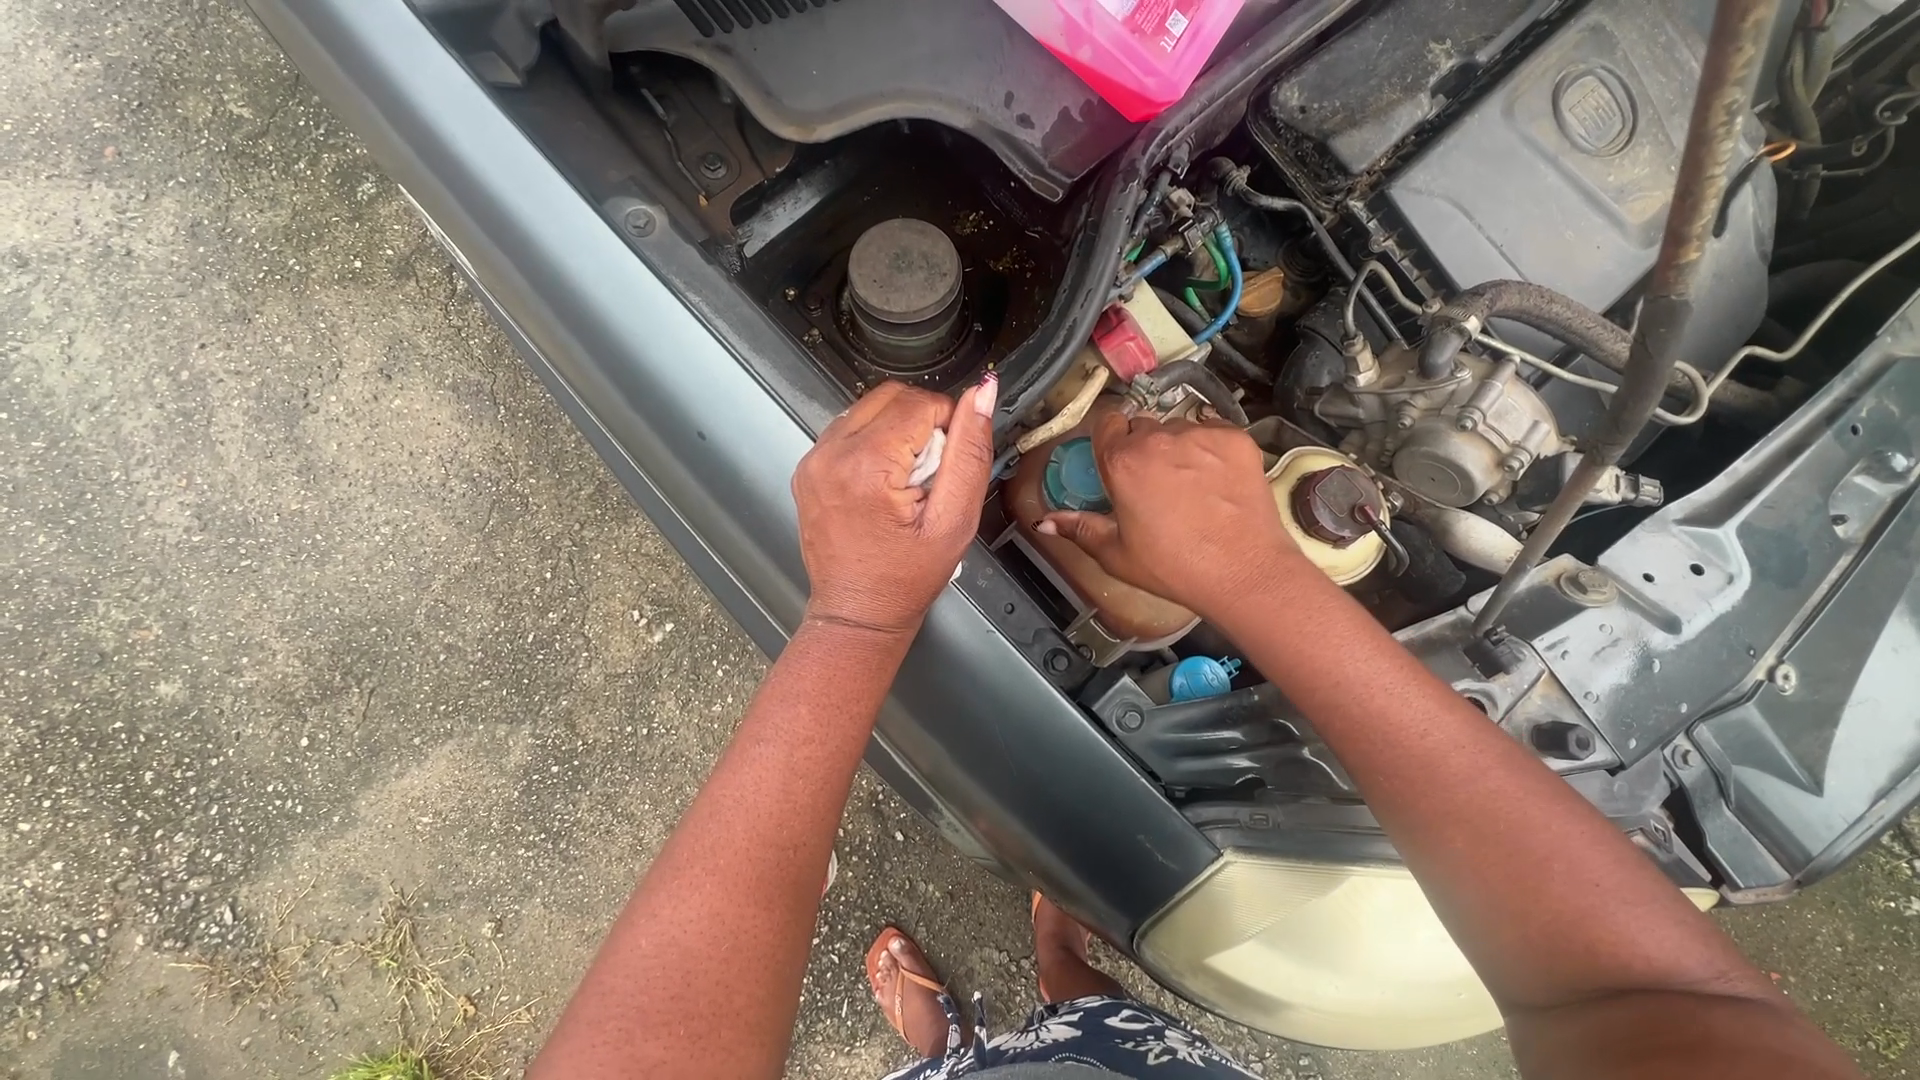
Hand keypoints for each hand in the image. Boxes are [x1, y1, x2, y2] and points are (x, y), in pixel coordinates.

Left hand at [793, 377, 997, 636]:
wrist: (858, 612)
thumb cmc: (906, 577)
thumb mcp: (955, 519)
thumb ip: (970, 451)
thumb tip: (983, 392)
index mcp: (866, 465)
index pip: (920, 403)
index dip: (947, 427)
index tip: (946, 469)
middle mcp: (830, 454)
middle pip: (892, 397)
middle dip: (922, 423)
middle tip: (929, 474)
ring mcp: (813, 459)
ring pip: (869, 407)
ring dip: (897, 430)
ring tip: (906, 481)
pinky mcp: (808, 467)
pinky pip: (849, 428)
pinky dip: (873, 441)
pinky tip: (884, 483)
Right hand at [1036, 410, 1305, 620]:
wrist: (1242, 572)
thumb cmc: (1175, 567)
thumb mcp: (1116, 554)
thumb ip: (1079, 528)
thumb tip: (1044, 521)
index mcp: (1122, 463)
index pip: (1106, 424)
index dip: (1110, 442)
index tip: (1117, 461)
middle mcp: (1159, 439)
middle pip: (1142, 427)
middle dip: (1143, 448)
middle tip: (1154, 484)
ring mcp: (1200, 435)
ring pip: (1178, 428)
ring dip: (1177, 448)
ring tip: (1189, 486)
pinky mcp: (1235, 438)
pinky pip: (1213, 432)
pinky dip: (1211, 450)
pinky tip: (1215, 481)